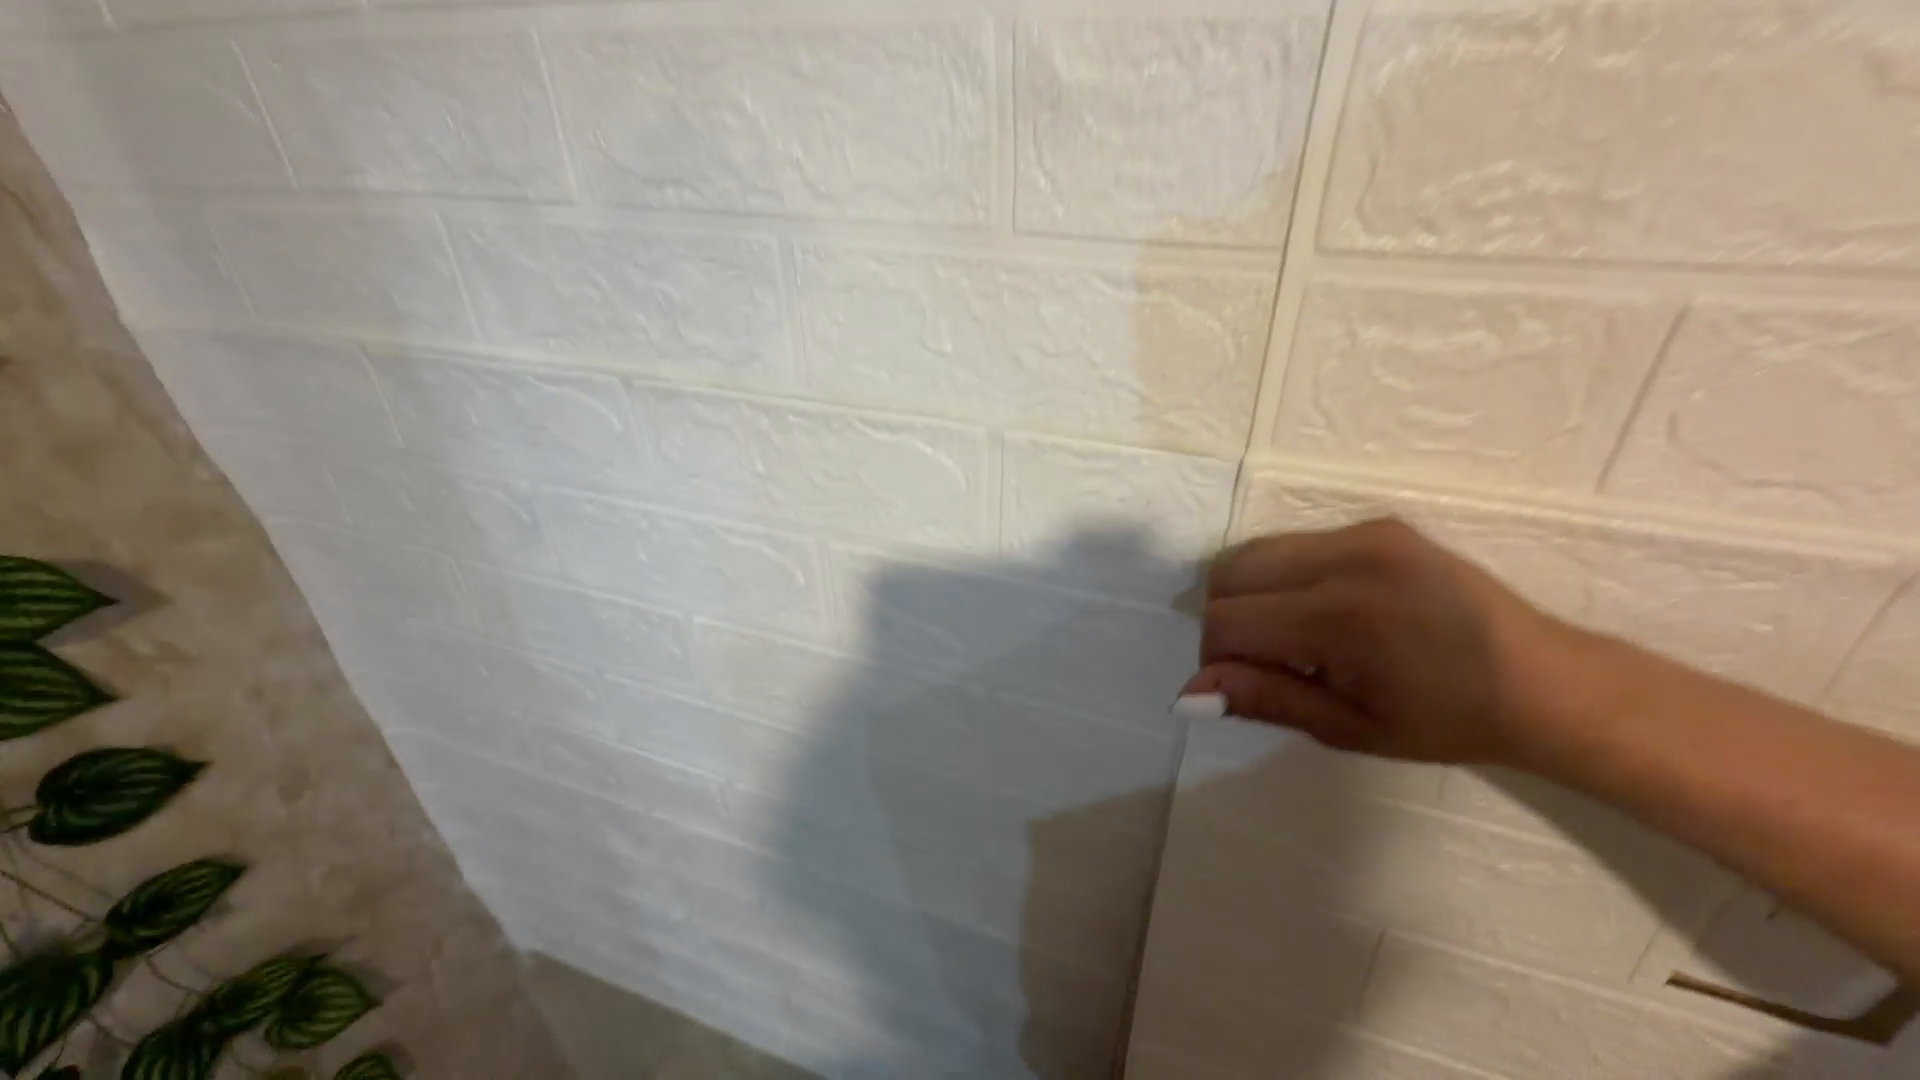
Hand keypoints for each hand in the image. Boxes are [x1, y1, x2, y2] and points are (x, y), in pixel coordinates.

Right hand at [1185, 518, 1596, 764]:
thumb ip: (1264, 699)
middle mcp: (1346, 558)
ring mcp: (1365, 532)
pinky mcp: (1379, 524)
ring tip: (1301, 637)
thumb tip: (1187, 694)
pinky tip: (1329, 612)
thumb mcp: (1348, 727)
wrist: (1542, 681)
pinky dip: (1287, 578)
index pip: (1226, 621)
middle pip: (1228, 572)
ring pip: (1256, 552)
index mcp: (1340, 619)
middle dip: (1229, 620)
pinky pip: (1296, 544)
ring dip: (1255, 595)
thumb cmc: (1446, 721)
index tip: (1247, 686)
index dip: (1216, 659)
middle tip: (1271, 661)